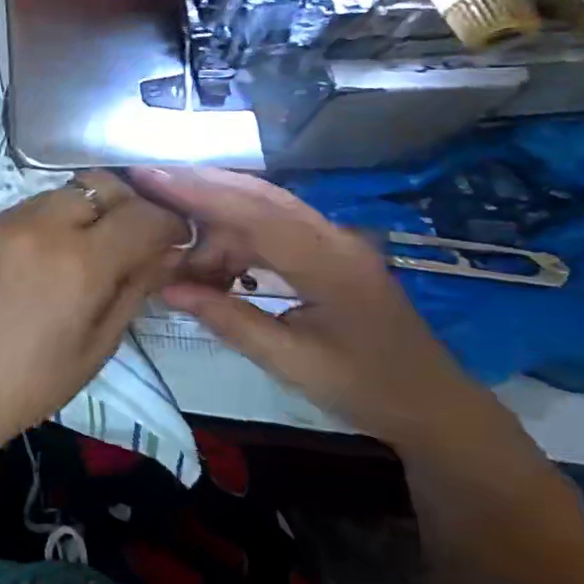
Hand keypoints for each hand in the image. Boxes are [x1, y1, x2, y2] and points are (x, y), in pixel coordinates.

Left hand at [0, 170, 189, 505]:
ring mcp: (6, 221)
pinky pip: (29, 205)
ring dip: (87, 208)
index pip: (144, 215)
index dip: (169, 224)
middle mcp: (43, 227)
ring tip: (88, 245)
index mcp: (81, 263)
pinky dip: (50, 218)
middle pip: (103, 185)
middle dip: (128, 205)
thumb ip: (135, 288)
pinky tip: (47, 253)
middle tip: (133, 237)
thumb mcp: (98, 345)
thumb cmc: (31, 382)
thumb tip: (166, 252)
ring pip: (64, 191)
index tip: (173, 240)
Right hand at [129, 166, 502, 452]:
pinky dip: (234, 239)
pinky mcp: (328, 253)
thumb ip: (228, 319)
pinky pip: (271, 229)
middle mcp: (330, 237)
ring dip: (215, 224)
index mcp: (327, 261)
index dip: (195, 192)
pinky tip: (212, 265)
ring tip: (177, 255)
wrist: (436, 408)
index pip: (250, 212)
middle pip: (255, 194)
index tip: (148, 176)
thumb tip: (168, 288)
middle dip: (199, 186)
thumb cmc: (366, 387)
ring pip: (260, 209)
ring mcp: (332, 242)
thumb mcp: (291, 361)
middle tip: (147, 185)